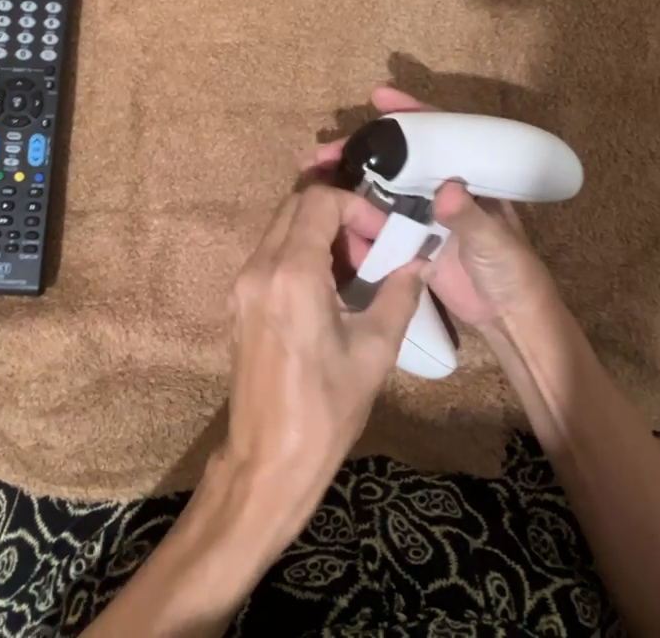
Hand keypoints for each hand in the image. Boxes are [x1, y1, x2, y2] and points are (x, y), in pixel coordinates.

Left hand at [221, 185, 425, 529]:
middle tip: (374, 248)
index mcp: (291, 274)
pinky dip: (303, 252)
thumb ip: (399, 293)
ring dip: (322, 233)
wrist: (269, 459)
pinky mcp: (239, 302)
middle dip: (340, 214)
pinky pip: (272, 254)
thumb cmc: (326, 408)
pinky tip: (333, 287)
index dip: (358, 207)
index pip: (319, 201)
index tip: (384, 236)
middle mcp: (259, 268)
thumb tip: (420, 260)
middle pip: (296, 205)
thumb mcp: (375, 349)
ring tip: (359, 269)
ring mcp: (243, 284)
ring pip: (282, 228)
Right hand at [303, 86, 558, 329]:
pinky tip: (329, 223)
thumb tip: (446, 188)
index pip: (436, 135)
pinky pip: (376, 232)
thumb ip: (470, 216)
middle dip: (360, 151)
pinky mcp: (409, 248)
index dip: (408, 113)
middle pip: (395, 162)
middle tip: (324, 151)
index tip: (378, 97)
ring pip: (379, 193)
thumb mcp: (495, 240)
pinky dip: (353, 226)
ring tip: (313, 179)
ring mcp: (422, 219)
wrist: (510, 316)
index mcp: (464, 177)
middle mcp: (438, 191)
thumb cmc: (513, 270)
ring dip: (348, 184)